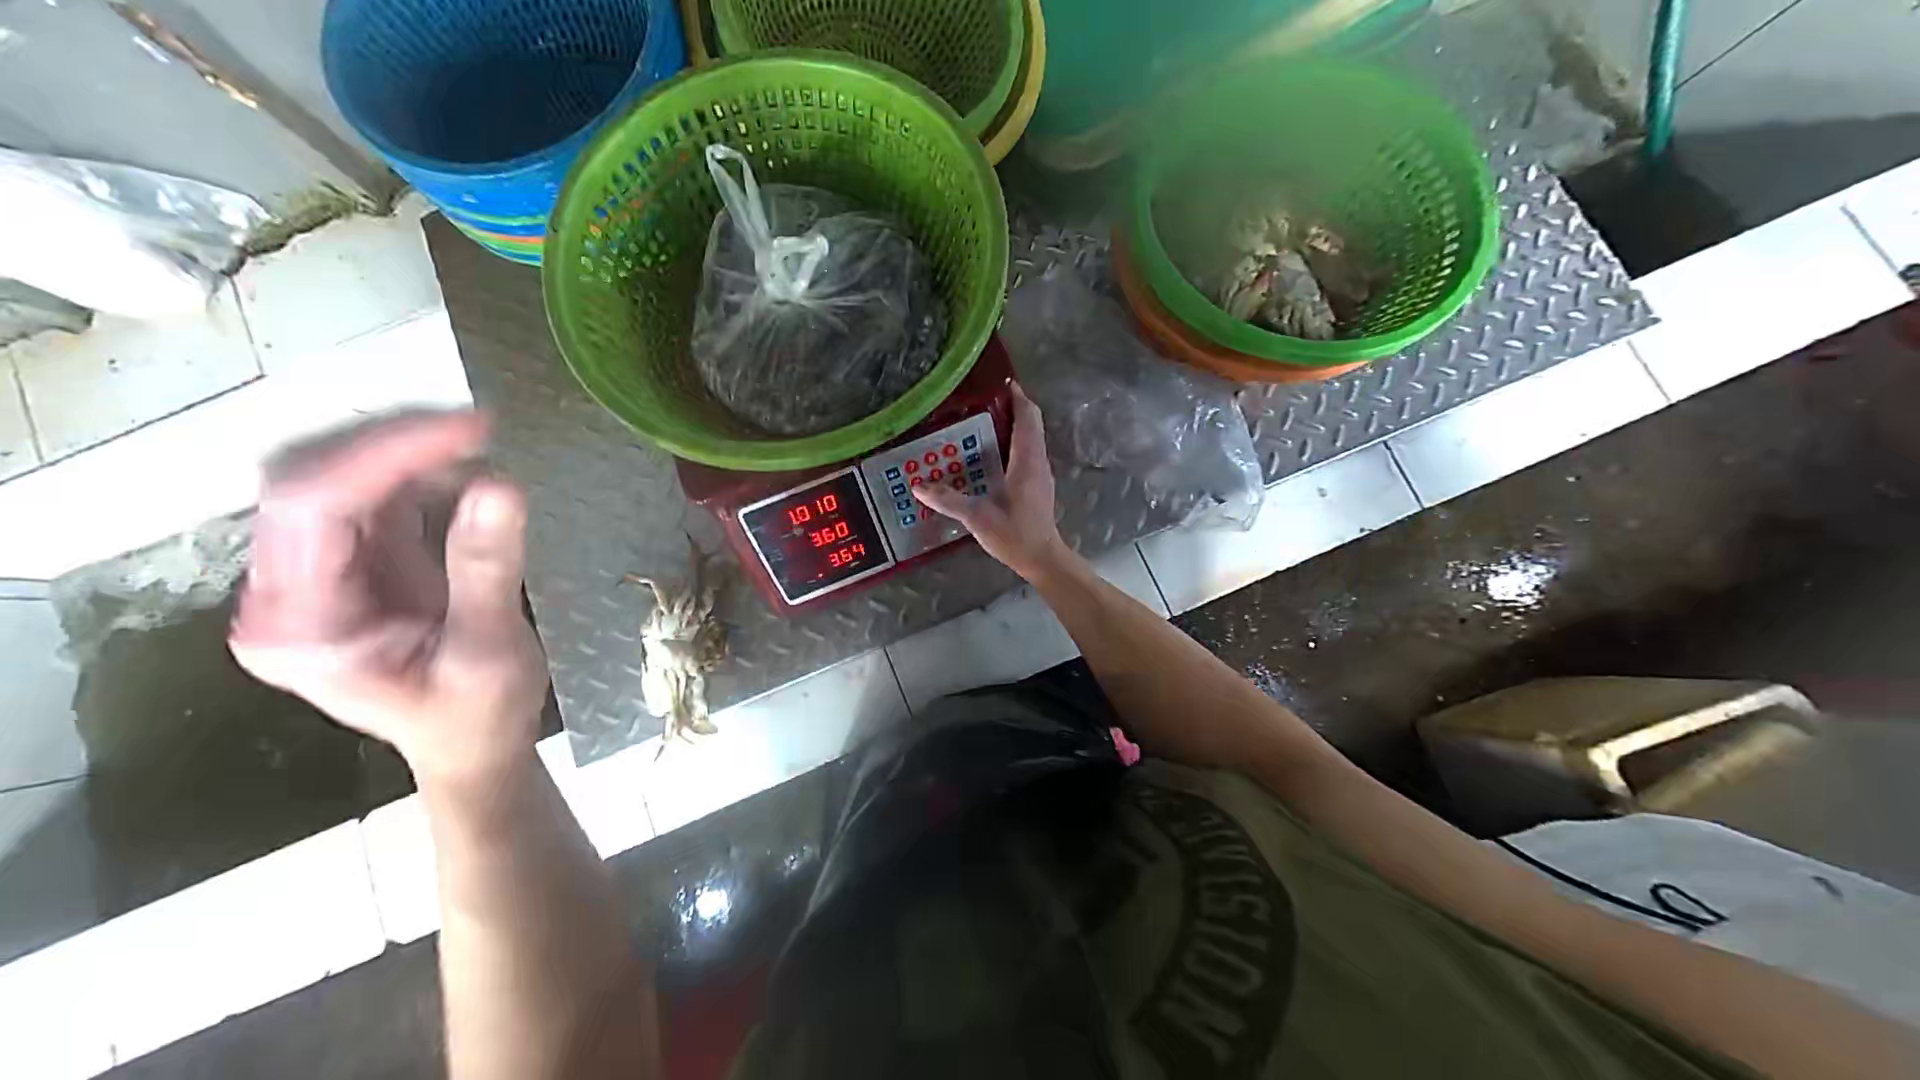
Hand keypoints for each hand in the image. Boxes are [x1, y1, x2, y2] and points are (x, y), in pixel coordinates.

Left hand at [229, 411, 547, 787]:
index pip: (310, 506)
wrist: (475, 748)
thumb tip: (502, 485)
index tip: (468, 431)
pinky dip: (431, 477)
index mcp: (299, 623)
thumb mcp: (488, 651)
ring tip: (486, 453)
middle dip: (397, 445)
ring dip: (416, 457)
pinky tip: (474, 481)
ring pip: (347, 479)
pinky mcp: (362, 563)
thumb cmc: (477, 719)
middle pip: (316, 481)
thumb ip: (487, 570)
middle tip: (480, 428)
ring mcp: (323, 572)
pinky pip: (382, 498)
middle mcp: (290, 589)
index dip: (381, 455)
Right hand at [914, 381, 1068, 581]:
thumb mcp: (977, 517)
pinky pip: (1026, 453)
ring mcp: (1040, 474)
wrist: (1042, 559)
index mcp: (1027, 460)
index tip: (1000, 383)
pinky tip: (989, 455)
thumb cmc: (1014, 534)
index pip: (1027, 417)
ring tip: (980, 423)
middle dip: (1011, 407)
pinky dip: (1011, 444)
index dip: (1017, 397)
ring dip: (1011, 426)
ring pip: (1030, 438)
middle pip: (1030, 423)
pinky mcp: (1037, 485)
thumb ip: (949, 500)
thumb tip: (919, 486)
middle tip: (981, 402)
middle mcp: (1037, 461)